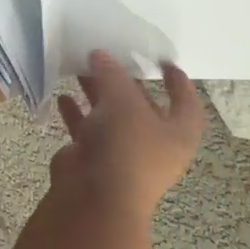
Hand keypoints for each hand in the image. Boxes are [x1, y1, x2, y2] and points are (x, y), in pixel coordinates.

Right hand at [52, 51, 205, 220]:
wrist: (97, 194)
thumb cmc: (126, 146)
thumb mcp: (124, 102)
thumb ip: (113, 75)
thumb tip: (101, 54)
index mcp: (177, 133)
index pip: (186, 102)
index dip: (178, 82)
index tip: (164, 61)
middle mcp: (154, 142)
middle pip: (143, 107)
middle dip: (126, 83)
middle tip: (109, 59)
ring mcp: (124, 151)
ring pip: (111, 116)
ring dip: (97, 94)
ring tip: (79, 70)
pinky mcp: (95, 156)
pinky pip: (87, 128)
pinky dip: (76, 112)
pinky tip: (63, 97)